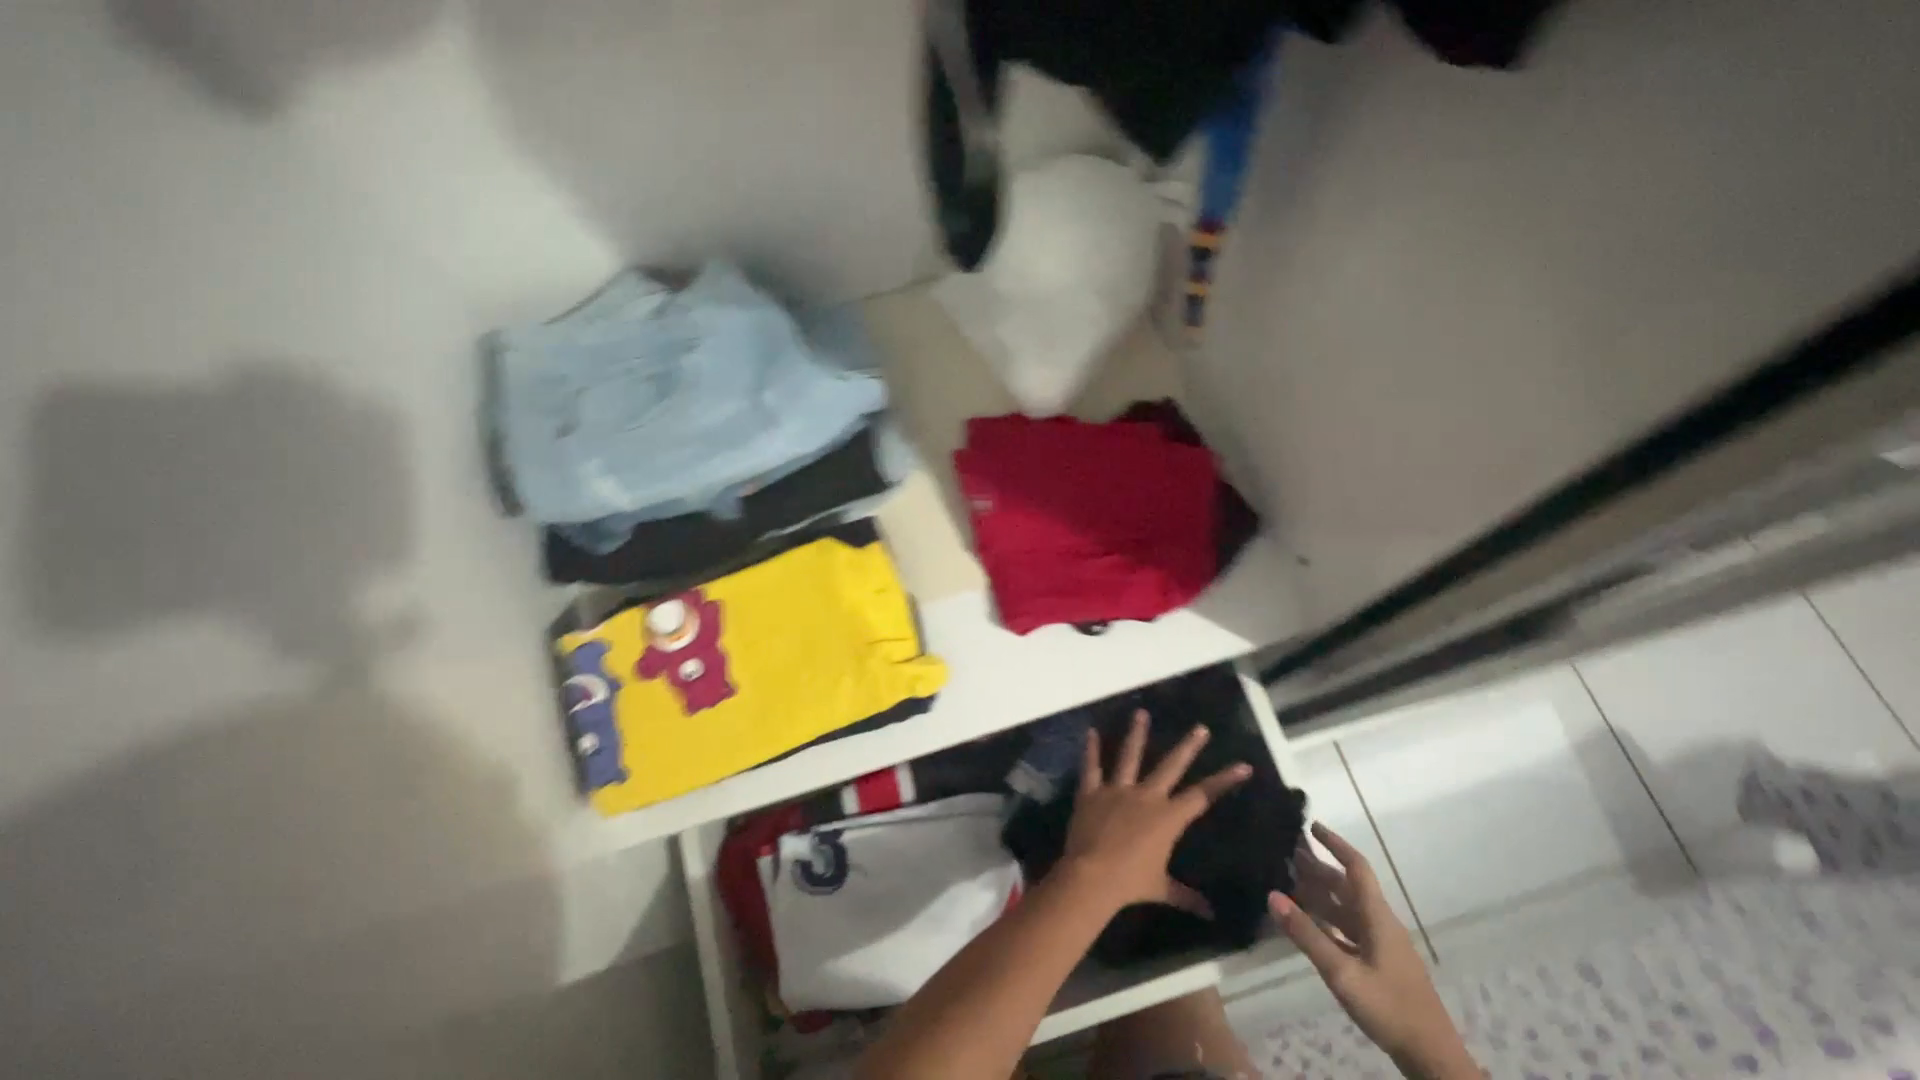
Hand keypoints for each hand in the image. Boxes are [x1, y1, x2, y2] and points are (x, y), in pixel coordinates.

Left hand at [1061, 709, 1251, 914]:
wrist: (1092, 877)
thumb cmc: (1130, 884)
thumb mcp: (1161, 889)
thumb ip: (1186, 897)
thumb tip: (1211, 914)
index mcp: (1168, 817)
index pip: (1202, 795)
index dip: (1224, 780)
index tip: (1243, 765)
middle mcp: (1146, 796)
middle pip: (1171, 765)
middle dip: (1188, 746)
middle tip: (1200, 727)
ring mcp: (1118, 790)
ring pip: (1130, 756)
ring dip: (1136, 734)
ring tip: (1141, 713)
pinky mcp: (1092, 792)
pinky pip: (1091, 767)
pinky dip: (1090, 749)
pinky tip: (1090, 731)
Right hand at [1269, 824, 1478, 1079]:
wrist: (1429, 1053)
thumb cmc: (1388, 1007)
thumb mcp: (1342, 973)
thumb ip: (1306, 935)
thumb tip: (1272, 895)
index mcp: (1377, 918)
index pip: (1356, 869)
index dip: (1336, 845)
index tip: (1311, 826)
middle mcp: (1379, 924)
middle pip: (1348, 886)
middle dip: (1319, 867)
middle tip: (1286, 853)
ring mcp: (1380, 944)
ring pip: (1346, 909)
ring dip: (1320, 893)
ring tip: (1288, 880)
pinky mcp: (1377, 963)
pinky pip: (1346, 930)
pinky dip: (1325, 920)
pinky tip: (1306, 923)